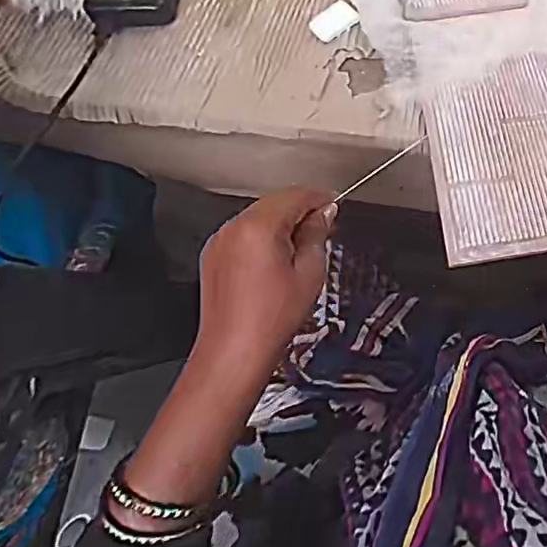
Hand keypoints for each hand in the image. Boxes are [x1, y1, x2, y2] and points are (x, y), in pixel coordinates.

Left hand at [194, 187, 336, 374]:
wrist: (234, 351)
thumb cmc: (271, 319)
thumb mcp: (309, 273)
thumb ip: (317, 235)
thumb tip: (323, 215)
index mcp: (259, 227)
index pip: (295, 195)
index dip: (318, 198)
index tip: (333, 205)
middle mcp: (234, 227)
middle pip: (274, 202)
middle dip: (300, 210)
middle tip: (323, 227)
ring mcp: (220, 240)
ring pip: (258, 216)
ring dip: (281, 223)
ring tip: (301, 248)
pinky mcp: (213, 255)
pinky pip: (242, 233)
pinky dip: (261, 237)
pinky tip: (276, 259)